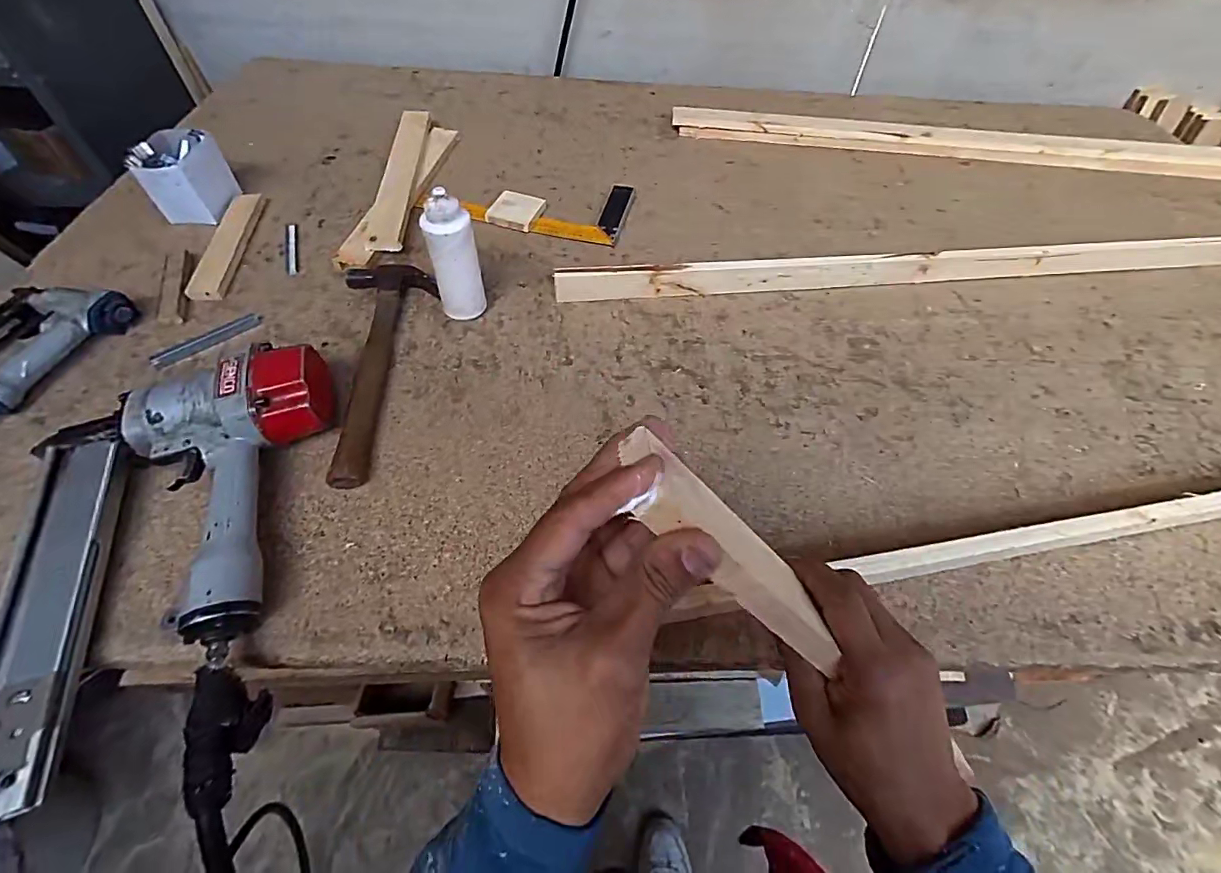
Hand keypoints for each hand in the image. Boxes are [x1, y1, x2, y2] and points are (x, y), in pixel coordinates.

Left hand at [479, 419, 722, 824]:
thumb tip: (702, 540)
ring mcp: (567, 585)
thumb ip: (654, 589)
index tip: (654, 463)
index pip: (568, 521)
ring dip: (645, 508)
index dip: (612, 488)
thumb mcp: (613, 654)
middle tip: (655, 434)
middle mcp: (537, 574)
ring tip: (679, 473)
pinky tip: (682, 525)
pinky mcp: (592, 600)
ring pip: (608, 531)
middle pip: (582, 510)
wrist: (562, 787)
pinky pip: (625, 560)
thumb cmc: (570, 726)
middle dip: (618, 473)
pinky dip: (654, 545)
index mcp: (518, 584)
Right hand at [783, 561, 977, 864]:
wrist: (926, 807)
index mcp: (874, 666)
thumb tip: (778, 618)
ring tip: (813, 616)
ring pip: (872, 600)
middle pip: (858, 588)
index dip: (811, 573)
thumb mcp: (815, 719)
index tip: (785, 567)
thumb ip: (796, 662)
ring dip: (841, 597)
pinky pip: (884, 620)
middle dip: (823, 579)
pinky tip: (841, 640)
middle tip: (792, 589)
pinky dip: (858, 617)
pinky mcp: (923, 656)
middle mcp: (902, 647)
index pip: (841, 597)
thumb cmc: (863, 769)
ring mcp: (917, 649)